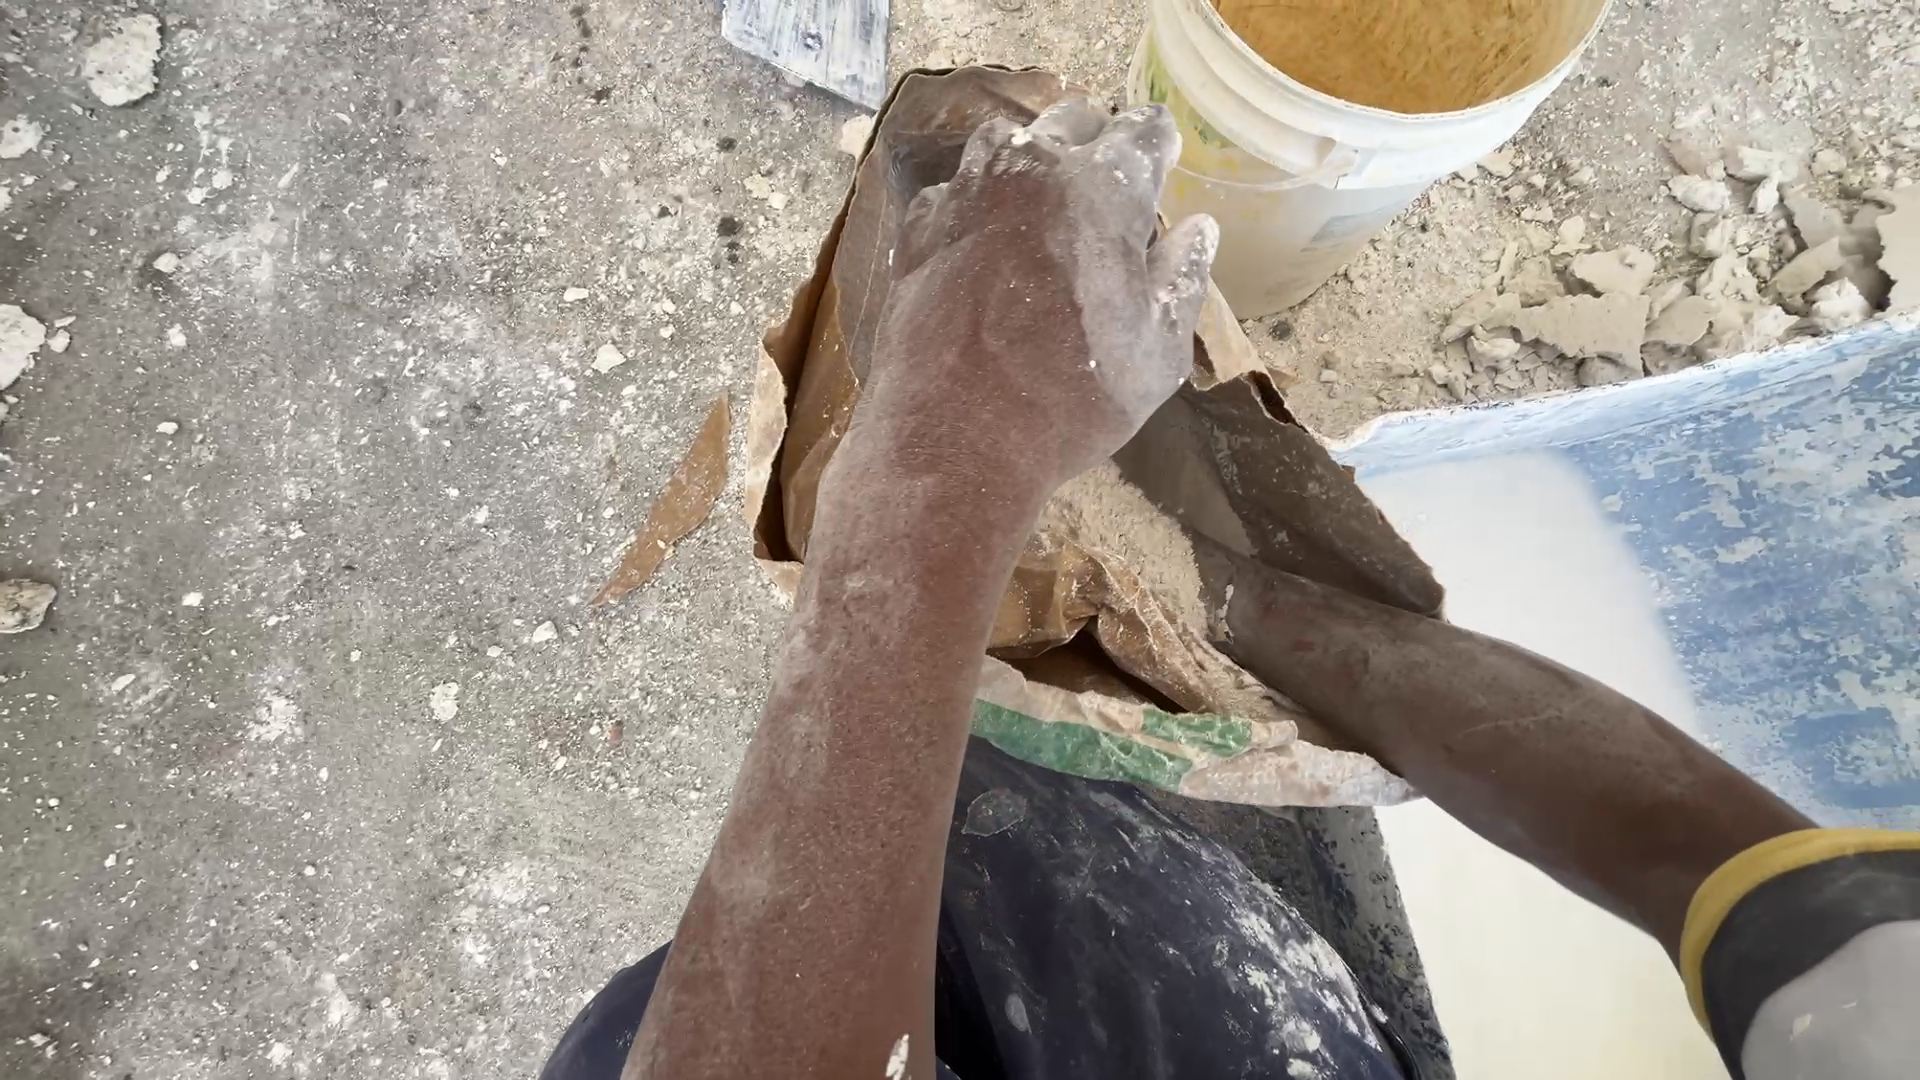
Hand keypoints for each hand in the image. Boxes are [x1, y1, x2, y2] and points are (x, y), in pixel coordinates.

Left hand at [857, 99, 1218, 496]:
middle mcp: (1031, 170)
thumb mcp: (1157, 355)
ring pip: (1007, 146)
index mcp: (1103, 188)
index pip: (1144, 129)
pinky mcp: (918, 231)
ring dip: (1031, 167)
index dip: (1156, 150)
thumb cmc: (1069, 403)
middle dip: (1095, 148)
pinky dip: (976, 207)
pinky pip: (954, 193)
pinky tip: (980, 250)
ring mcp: (965, 195)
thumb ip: (1183, 281)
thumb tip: (1198, 230)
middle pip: (1072, 123)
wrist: (953, 442)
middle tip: (1100, 199)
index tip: (1155, 175)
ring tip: (1039, 215)